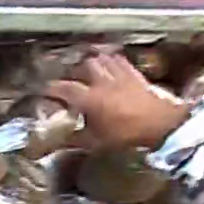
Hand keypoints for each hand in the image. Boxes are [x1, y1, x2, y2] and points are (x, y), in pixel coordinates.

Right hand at [48, 53, 191, 151]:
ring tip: (87, 69)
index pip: (64, 88)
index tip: (43, 90)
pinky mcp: (134, 75)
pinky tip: (109, 64)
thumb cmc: (125, 135)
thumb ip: (73, 139)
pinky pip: (120, 61)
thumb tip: (54, 143)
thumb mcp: (95, 142)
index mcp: (90, 99)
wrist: (160, 125)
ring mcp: (120, 76)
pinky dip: (111, 60)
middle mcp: (103, 83)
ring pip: (102, 59)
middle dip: (73, 71)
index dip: (51, 88)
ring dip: (92, 63)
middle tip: (68, 79)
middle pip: (84, 67)